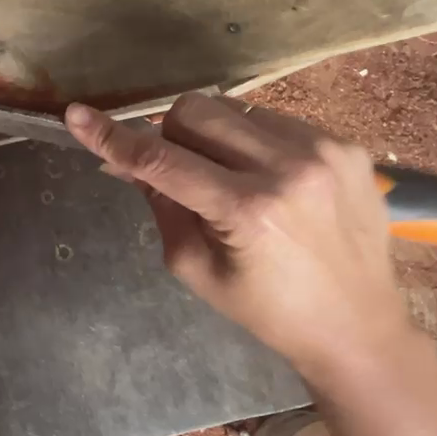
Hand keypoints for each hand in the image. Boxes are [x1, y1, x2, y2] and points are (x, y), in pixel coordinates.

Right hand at [66, 94, 411, 380]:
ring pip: (230, 107)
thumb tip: (121, 160)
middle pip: (193, 112)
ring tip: (227, 176)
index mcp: (247, 211)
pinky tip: (265, 177)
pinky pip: (271, 118)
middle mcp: (288, 169)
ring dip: (210, 135)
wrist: (360, 328)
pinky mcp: (347, 145)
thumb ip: (158, 203)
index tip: (76, 116)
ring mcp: (323, 151)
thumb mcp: (193, 266)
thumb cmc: (267, 309)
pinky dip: (250, 140)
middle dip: (168, 135)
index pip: (160, 159)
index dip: (112, 137)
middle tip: (176, 170)